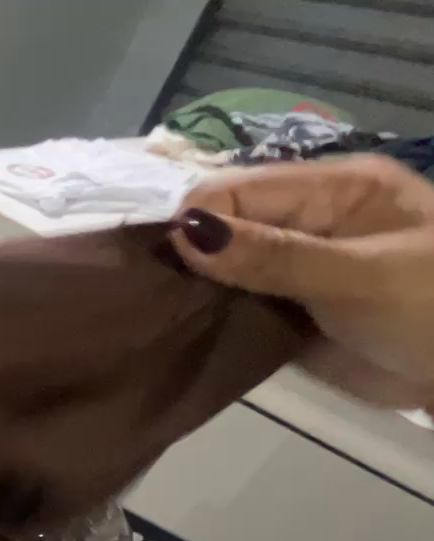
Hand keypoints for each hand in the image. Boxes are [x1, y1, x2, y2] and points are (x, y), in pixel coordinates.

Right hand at [171, 155, 433, 409]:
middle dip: (180, 257)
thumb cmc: (432, 309)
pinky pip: (217, 300)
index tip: (169, 271)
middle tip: (157, 298)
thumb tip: (182, 234)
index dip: (191, 225)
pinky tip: (176, 328)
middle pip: (212, 225)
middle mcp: (303, 219)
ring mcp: (285, 264)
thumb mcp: (358, 277)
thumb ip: (273, 255)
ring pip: (208, 265)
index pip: (229, 191)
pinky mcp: (271, 305)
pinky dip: (195, 313)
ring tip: (160, 316)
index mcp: (332, 189)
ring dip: (183, 289)